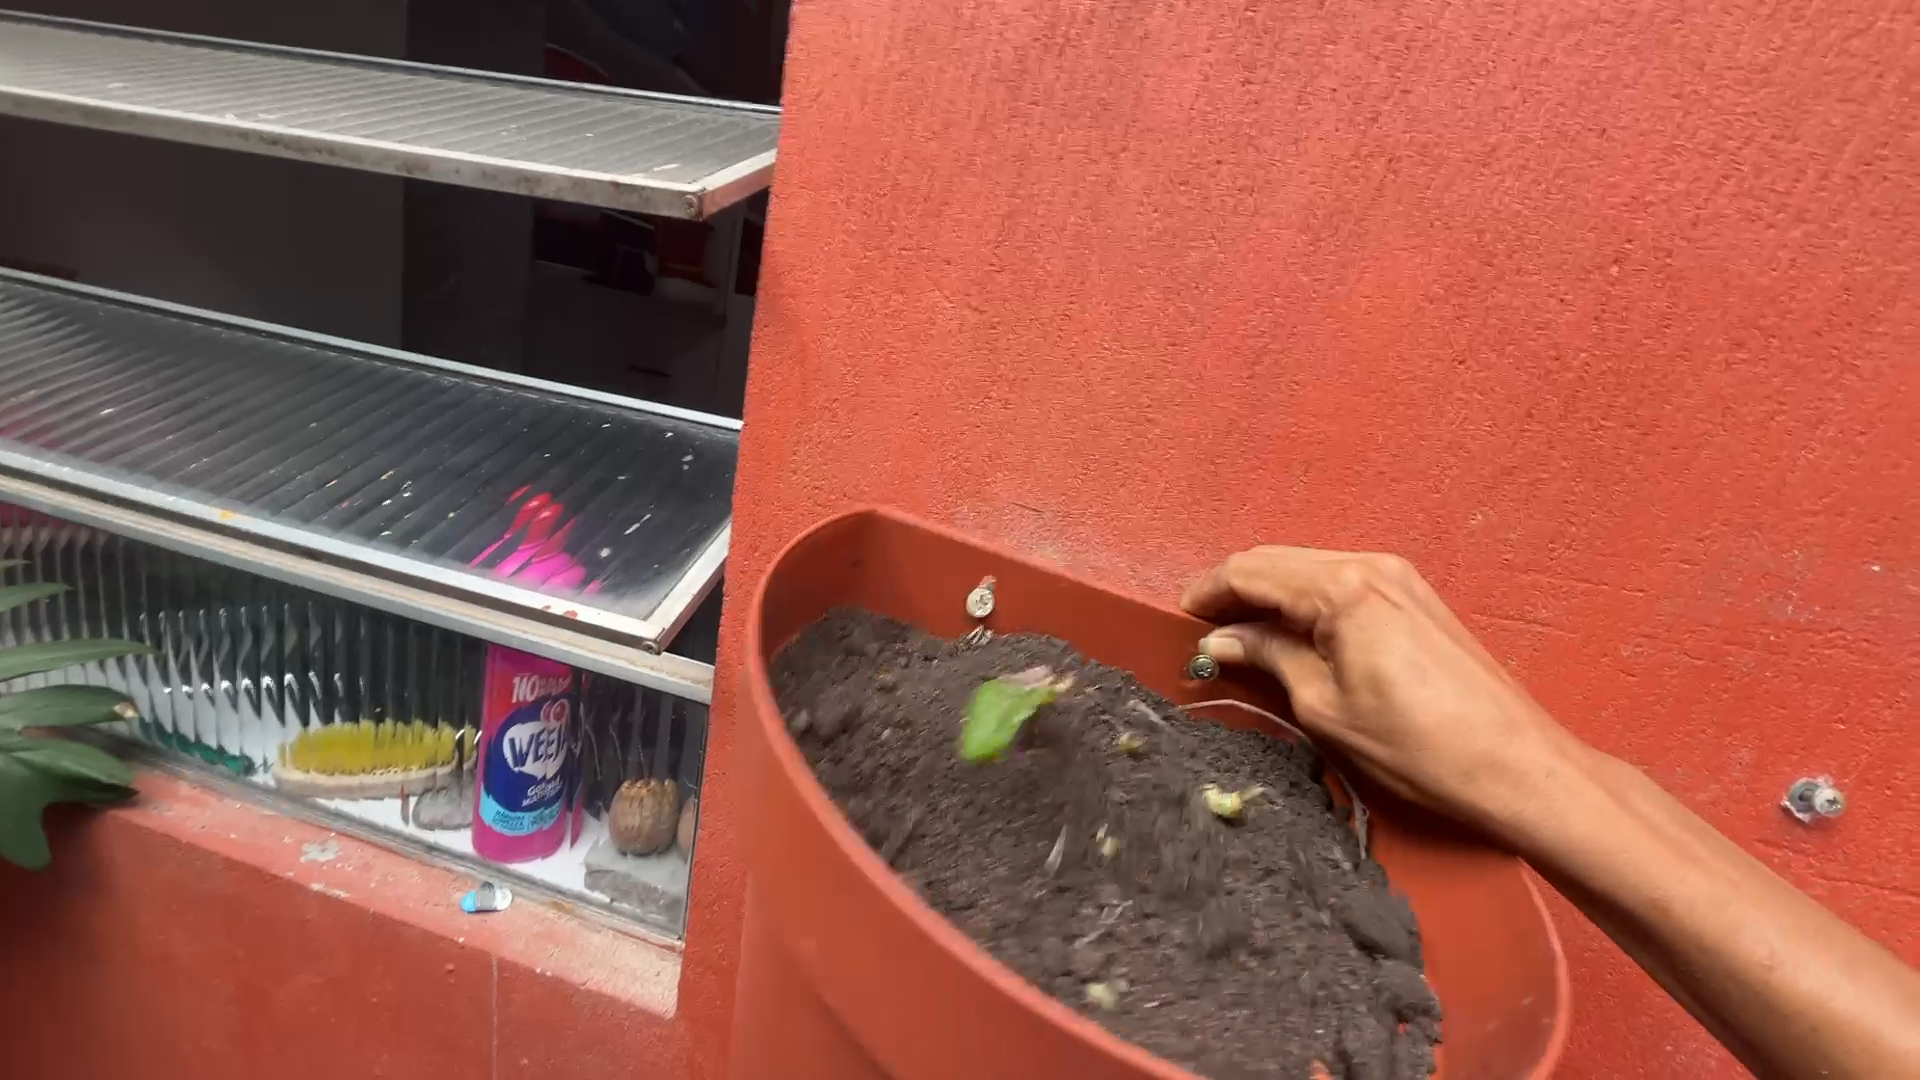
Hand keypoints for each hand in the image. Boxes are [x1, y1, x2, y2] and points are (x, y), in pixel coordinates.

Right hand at [1180, 546, 1586, 842]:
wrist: (1521, 768)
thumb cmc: (1421, 747)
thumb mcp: (1322, 705)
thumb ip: (1268, 656)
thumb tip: (1224, 639)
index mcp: (1342, 590)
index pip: (1251, 571)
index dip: (1208, 590)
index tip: (1182, 615)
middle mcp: (1369, 567)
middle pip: (1276, 560)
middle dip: (1233, 588)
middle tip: (1204, 625)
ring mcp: (1397, 576)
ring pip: (1305, 566)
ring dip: (1267, 591)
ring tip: (1240, 631)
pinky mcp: (1413, 595)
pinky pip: (1336, 579)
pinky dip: (1301, 597)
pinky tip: (1288, 628)